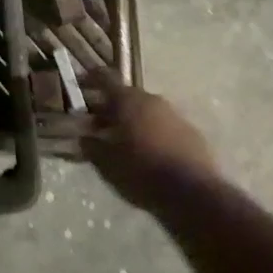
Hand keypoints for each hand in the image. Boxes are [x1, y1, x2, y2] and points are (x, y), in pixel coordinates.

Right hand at [81, 68, 218, 213]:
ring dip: (132, 121)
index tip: (78, 84)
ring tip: (121, 142)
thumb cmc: (142, 173)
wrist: (194, 194)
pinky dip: (152, 133)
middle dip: (110, 108)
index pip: (104, 78)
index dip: (89, 79)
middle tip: (96, 125)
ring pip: (147, 111)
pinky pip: (164, 126)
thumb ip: (91, 146)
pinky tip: (148, 154)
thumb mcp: (106, 163)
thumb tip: (84, 138)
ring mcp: (175, 115)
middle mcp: (153, 100)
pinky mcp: (192, 134)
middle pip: (126, 96)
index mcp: (129, 100)